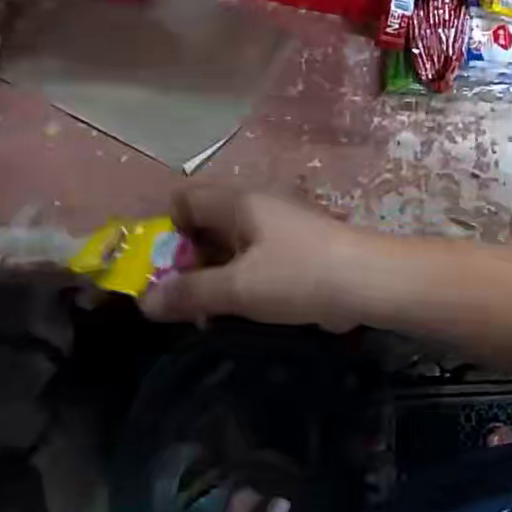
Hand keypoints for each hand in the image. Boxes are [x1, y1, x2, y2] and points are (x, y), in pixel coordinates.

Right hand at [139, 186, 377, 330]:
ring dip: (209, 275)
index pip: (185, 197)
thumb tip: (144, 300)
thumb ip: (190, 293)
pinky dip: (235, 280)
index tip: (154, 268)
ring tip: (199, 314)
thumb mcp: (238, 287)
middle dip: (183, 258)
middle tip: (172, 300)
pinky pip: (250, 259)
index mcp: (240, 203)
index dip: (163, 227)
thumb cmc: (298, 275)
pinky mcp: (292, 250)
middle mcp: (256, 207)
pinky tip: (233, 312)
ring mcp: (277, 228)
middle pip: (204, 221)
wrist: (367, 280)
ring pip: (227, 244)